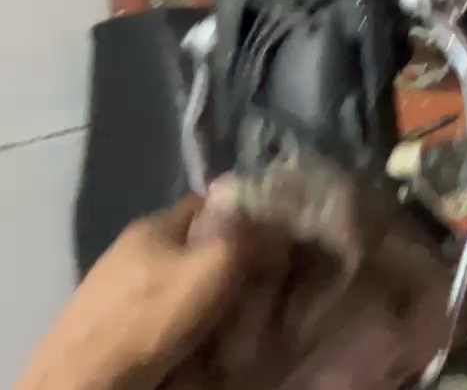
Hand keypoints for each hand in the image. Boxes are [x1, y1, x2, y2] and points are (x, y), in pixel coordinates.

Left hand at [20, 188, 286, 389]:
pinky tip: (206, 329)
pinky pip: (169, 306)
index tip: (281, 229)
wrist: (80, 387)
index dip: (254, 209)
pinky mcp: (113, 324)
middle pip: (205, 241)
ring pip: (190, 276)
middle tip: (267, 274)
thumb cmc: (152, 315)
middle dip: (238, 256)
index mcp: (153, 224)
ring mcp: (118, 288)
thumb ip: (254, 230)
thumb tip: (278, 219)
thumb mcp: (220, 260)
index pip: (218, 200)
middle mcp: (132, 249)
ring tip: (240, 307)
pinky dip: (192, 315)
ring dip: (218, 289)